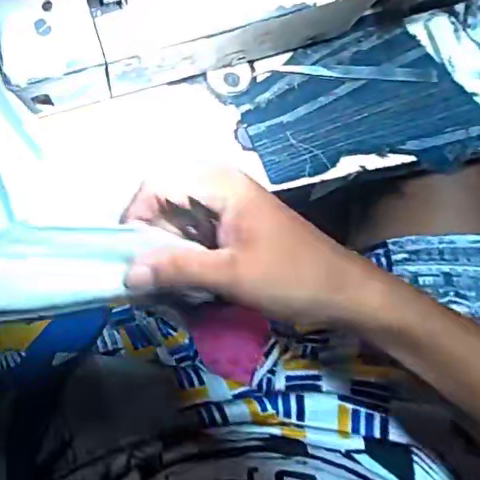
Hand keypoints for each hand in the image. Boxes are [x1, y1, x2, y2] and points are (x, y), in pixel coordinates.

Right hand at [121, 168, 397, 326]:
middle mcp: (219, 185)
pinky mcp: (231, 224)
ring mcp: (226, 204)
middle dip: (150, 235)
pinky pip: (192, 230)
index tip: (129, 253)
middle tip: (146, 272)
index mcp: (220, 184)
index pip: (157, 184)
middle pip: (163, 199)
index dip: (136, 215)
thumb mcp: (232, 275)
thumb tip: (128, 273)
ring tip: (164, 280)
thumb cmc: (294, 277)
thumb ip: (178, 269)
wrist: (350, 295)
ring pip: (176, 217)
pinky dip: (182, 252)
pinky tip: (185, 278)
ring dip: (165, 247)